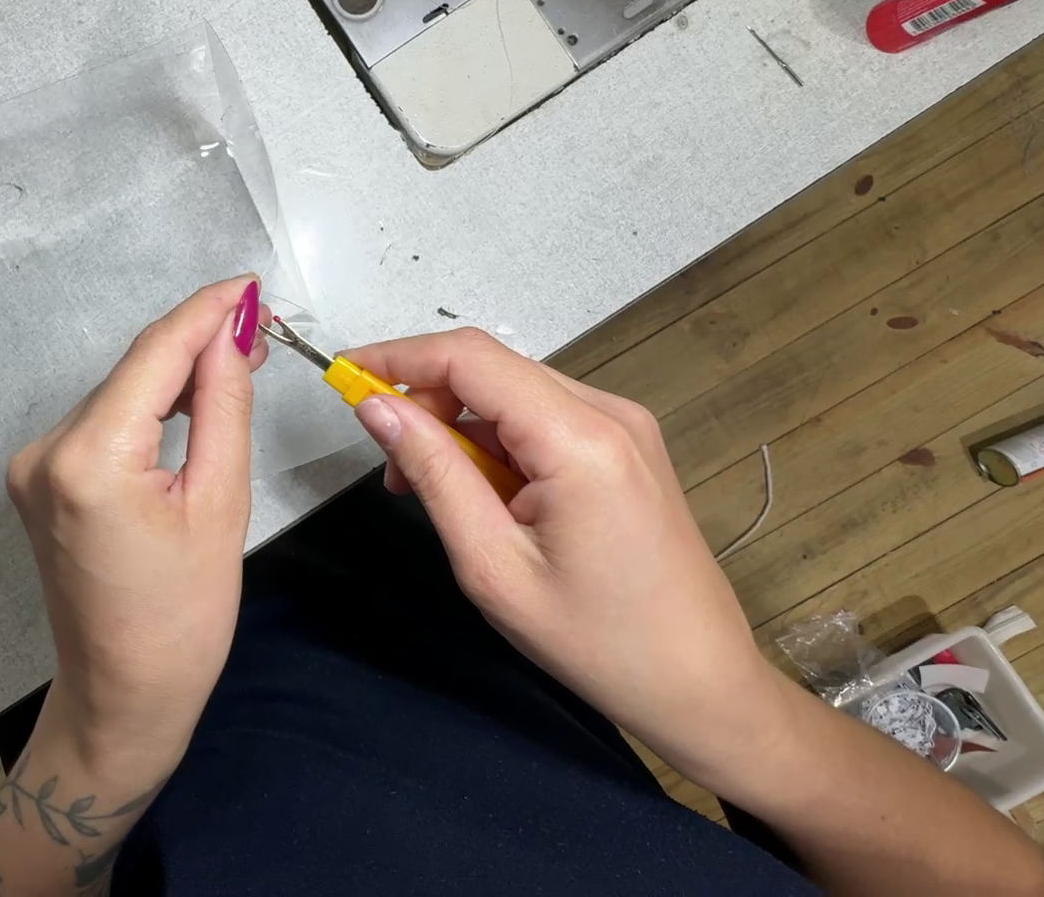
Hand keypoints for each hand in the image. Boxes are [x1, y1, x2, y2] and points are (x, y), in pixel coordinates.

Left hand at [8, 277, 266, 780]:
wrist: (121, 694)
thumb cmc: (184, 618)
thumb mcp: (220, 503)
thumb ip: (222, 404)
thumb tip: (230, 335)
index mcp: (89, 458)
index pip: (153, 355)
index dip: (204, 312)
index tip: (247, 285)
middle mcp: (46, 450)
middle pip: (133, 370)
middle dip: (195, 342)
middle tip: (258, 327)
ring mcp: (34, 464)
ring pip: (118, 392)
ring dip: (173, 372)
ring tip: (237, 358)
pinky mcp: (39, 477)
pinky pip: (103, 420)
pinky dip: (146, 405)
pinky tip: (187, 398)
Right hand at [342, 328, 795, 787]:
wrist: (701, 686)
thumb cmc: (593, 640)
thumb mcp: (491, 562)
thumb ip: (433, 471)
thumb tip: (376, 407)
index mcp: (578, 438)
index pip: (468, 358)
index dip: (396, 356)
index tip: (342, 377)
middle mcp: (606, 411)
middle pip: (487, 369)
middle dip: (422, 400)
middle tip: (391, 468)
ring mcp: (620, 425)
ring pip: (507, 392)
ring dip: (454, 425)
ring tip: (430, 491)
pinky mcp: (621, 444)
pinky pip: (534, 417)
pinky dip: (489, 441)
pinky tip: (479, 492)